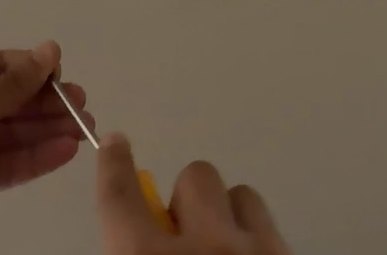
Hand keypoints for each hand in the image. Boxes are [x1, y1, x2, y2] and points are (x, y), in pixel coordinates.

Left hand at [0, 41, 88, 254]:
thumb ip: (8, 86)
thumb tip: (51, 48)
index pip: (2, 66)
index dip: (34, 68)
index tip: (64, 75)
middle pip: (14, 99)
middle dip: (47, 103)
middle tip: (82, 108)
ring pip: (16, 132)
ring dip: (48, 130)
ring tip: (83, 130)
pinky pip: (11, 164)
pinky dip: (37, 158)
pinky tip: (64, 152)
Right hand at [96, 133, 291, 254]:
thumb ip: (128, 250)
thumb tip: (130, 228)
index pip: (120, 198)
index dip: (115, 166)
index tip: (117, 142)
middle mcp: (205, 247)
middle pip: (194, 177)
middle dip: (187, 202)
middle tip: (184, 238)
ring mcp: (256, 251)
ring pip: (240, 194)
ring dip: (228, 217)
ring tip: (223, 250)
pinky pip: (271, 225)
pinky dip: (256, 239)